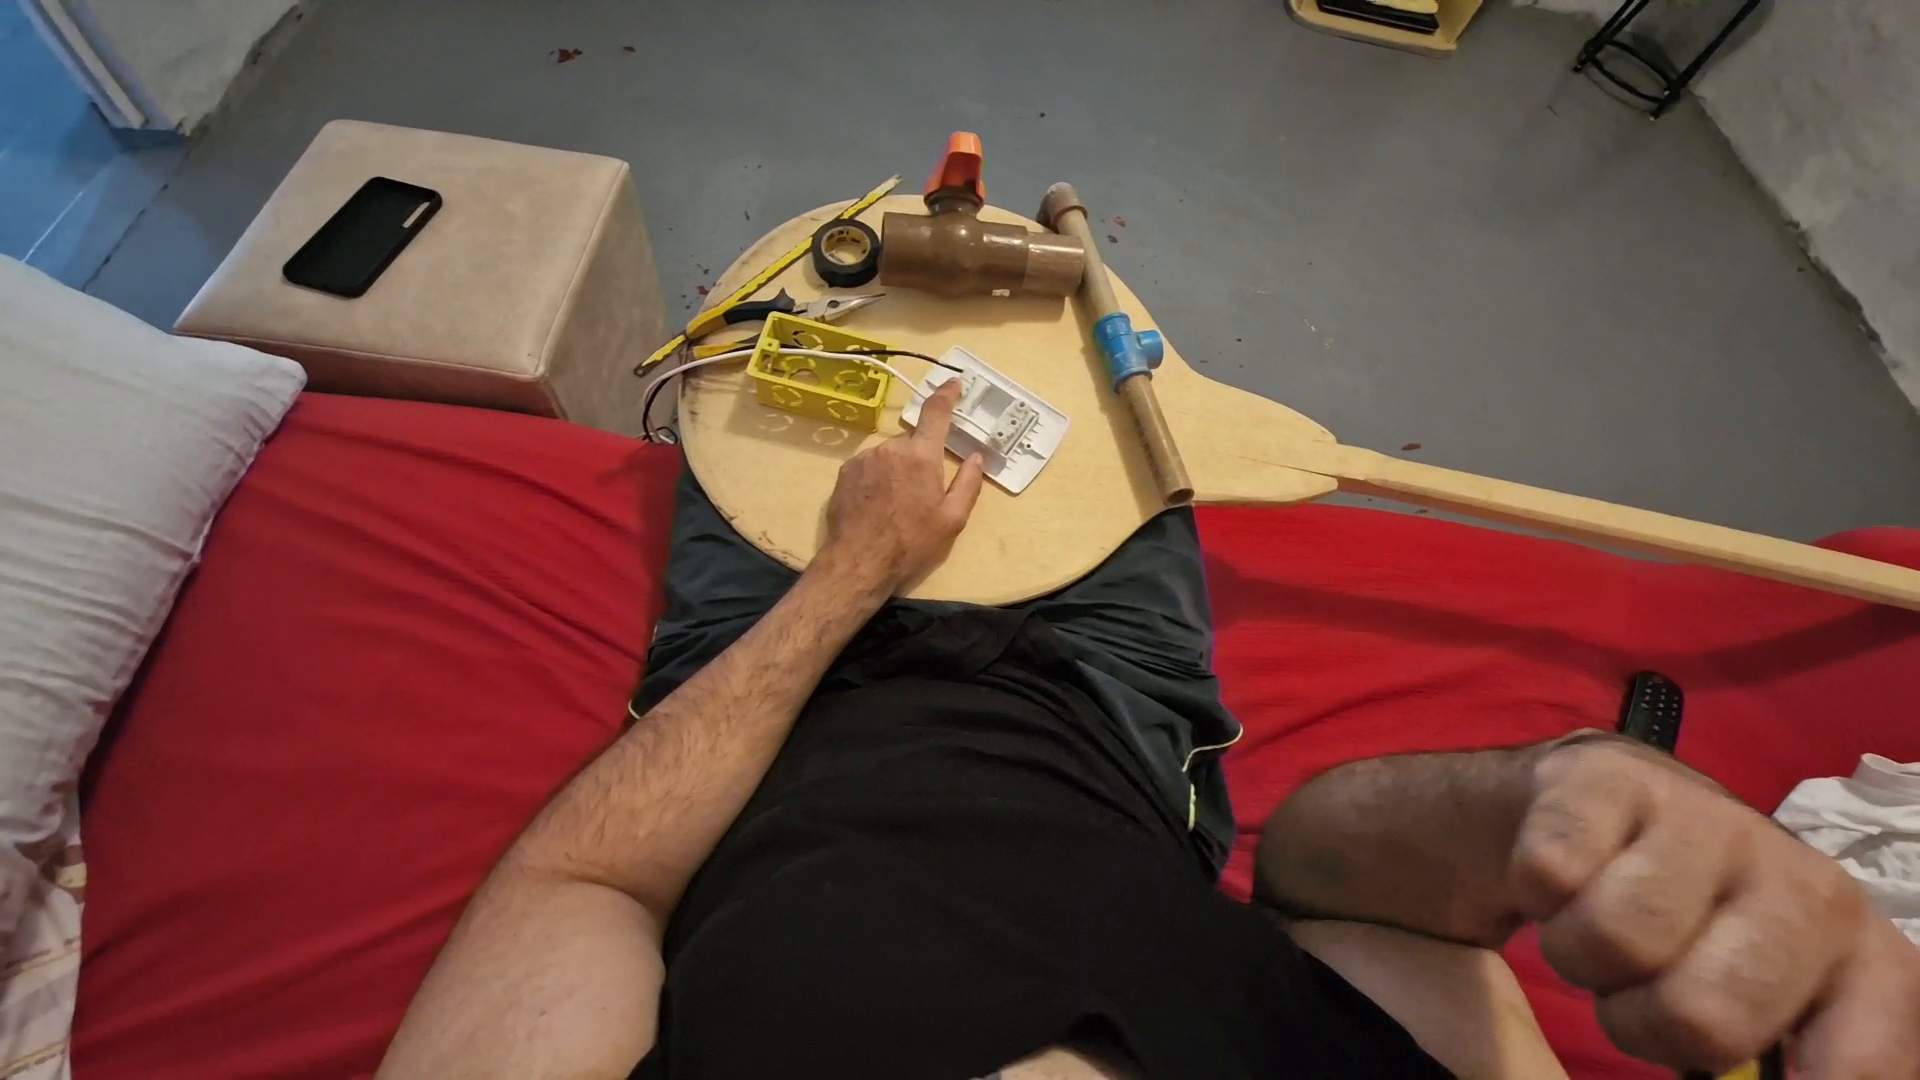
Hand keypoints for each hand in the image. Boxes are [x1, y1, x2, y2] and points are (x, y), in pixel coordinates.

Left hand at [819, 380, 984, 593]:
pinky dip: (877, 479)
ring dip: (897, 471)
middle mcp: (891, 448)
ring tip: (897, 506)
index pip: (936, 413)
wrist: (859, 562)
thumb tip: (976, 457)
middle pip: (912, 443)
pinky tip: (877, 506)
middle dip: (920, 460)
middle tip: (922, 495)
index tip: (955, 384)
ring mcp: (864, 458)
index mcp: (921, 456)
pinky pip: (869, 466)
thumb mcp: (952, 520)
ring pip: (889, 455)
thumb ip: (968, 484)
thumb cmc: (911, 544)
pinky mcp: (845, 472)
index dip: (947, 394)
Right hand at [1510, 736, 1919, 1076]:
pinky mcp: (1604, 777)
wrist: (1577, 797)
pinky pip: (1553, 870)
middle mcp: (1802, 881)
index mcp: (1863, 954)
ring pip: (1618, 936)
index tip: (1705, 1076)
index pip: (1862, 1068)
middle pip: (1703, 1014)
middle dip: (1634, 1020)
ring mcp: (1701, 817)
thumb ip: (1770, 1045)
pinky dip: (1534, 891)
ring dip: (1573, 951)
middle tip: (1617, 990)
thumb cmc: (1663, 910)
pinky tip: (1548, 879)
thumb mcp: (1744, 987)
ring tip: (1578, 932)